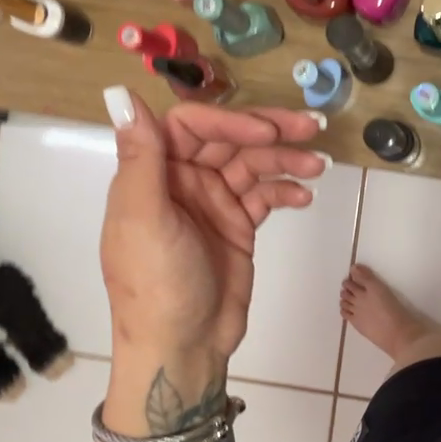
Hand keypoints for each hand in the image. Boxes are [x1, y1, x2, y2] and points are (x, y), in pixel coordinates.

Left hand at [99, 87, 325, 374]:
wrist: (182, 346)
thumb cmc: (155, 285)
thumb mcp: (144, 220)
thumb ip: (140, 158)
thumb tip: (120, 95)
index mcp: (154, 174)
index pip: (193, 126)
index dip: (231, 121)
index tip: (267, 133)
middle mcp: (184, 182)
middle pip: (230, 139)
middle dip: (271, 132)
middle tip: (312, 128)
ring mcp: (213, 205)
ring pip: (253, 166)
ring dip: (286, 161)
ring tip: (319, 166)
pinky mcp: (238, 227)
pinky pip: (265, 197)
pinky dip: (285, 192)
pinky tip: (305, 197)